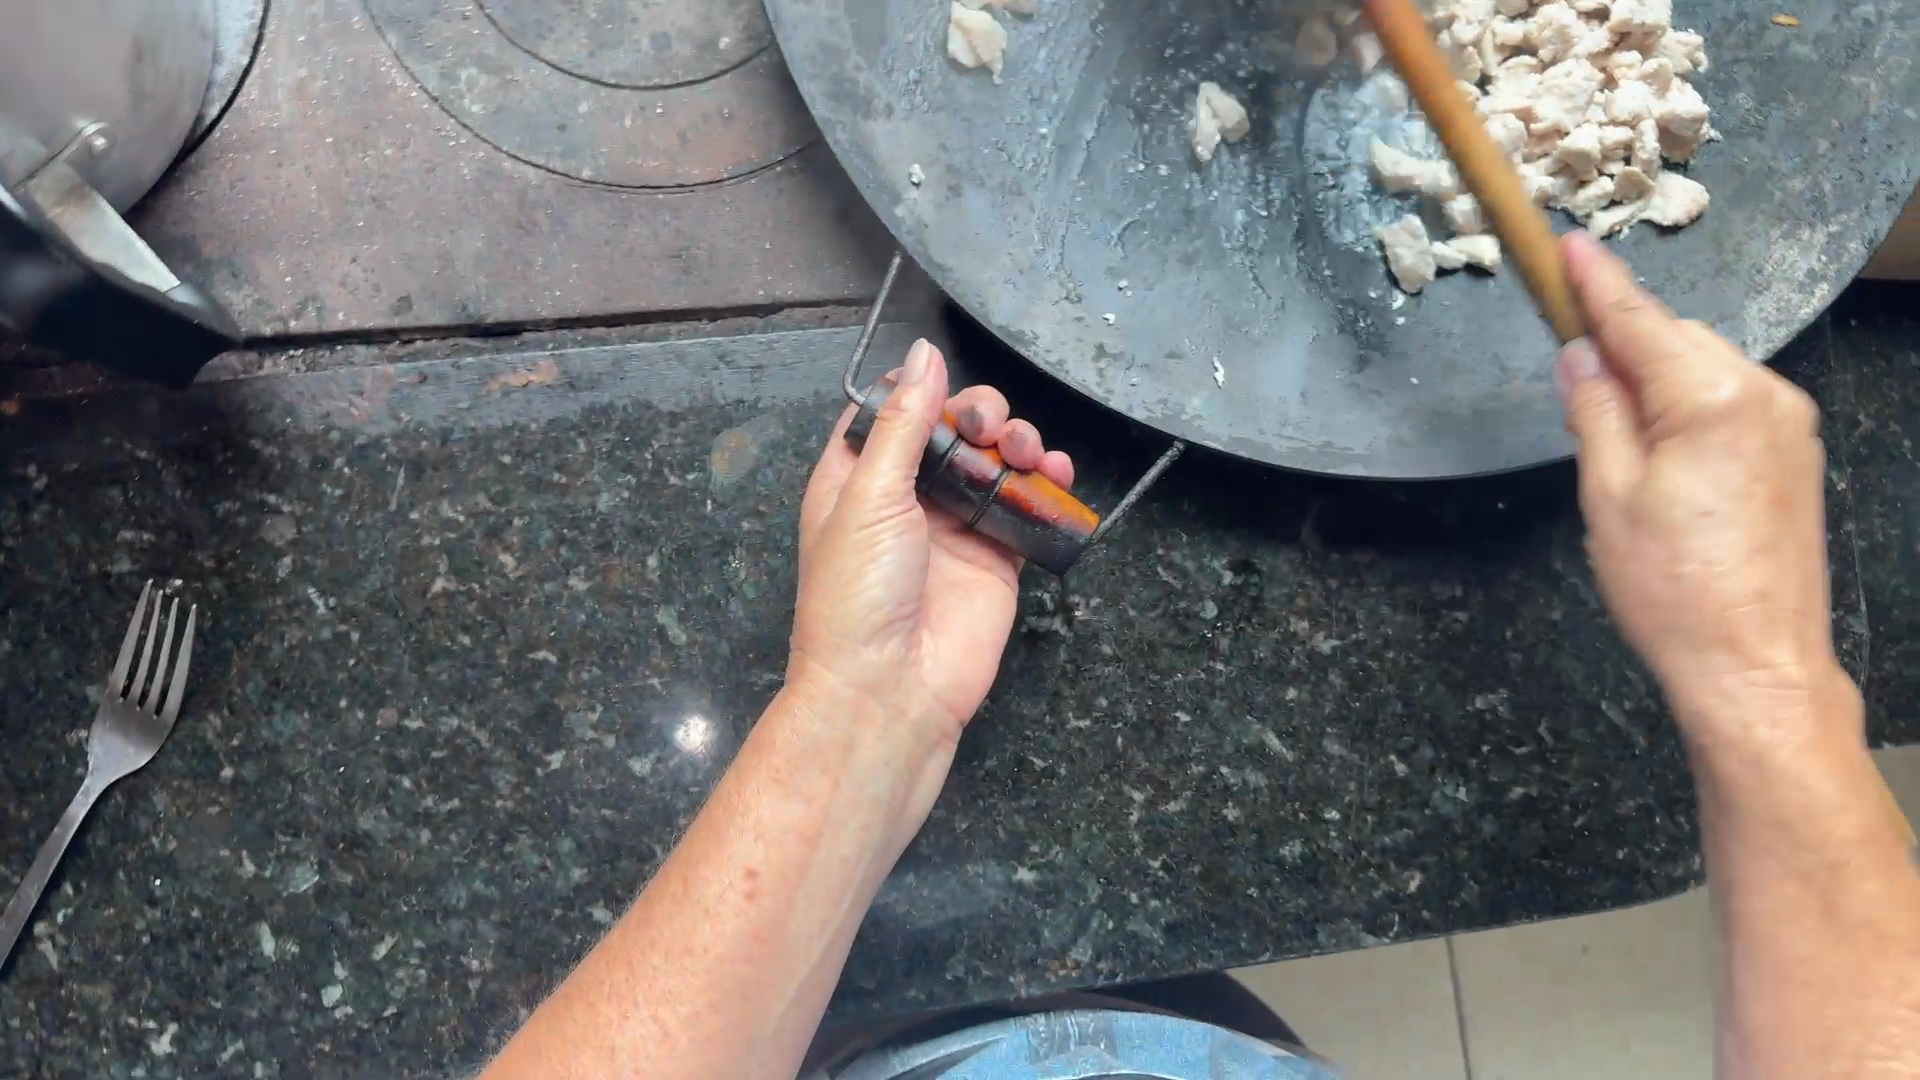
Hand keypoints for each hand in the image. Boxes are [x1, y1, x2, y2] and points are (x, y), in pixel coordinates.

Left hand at [789, 339, 1075, 744]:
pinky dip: (1045, 484)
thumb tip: (923, 354)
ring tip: (1028, 449)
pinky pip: (1025, 507)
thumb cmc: (861, 591)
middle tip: (992, 426)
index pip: (889, 413)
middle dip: (978, 414)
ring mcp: (955, 527)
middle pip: (951, 431)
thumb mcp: (869, 497)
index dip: (918, 391)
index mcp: (858, 479)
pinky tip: (1056, 469)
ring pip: (994, 463)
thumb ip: (904, 424)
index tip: (944, 382)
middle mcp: (907, 498)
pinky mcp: (996, 556)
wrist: (892, 689)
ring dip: (1017, 443)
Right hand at [1553, 231, 1852, 742]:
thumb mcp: (1607, 493)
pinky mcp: (1788, 456)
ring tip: (1593, 395)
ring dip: (1645, 366)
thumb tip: (1578, 354)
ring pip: (1701, 368)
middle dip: (1619, 330)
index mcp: (1716, 401)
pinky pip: (1722, 400)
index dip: (1600, 284)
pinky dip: (1675, 395)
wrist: (1753, 658)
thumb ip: (1594, 411)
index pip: (1642, 324)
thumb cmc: (1666, 581)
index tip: (1570, 244)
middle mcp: (1767, 398)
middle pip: (1677, 339)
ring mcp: (1788, 426)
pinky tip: (1642, 424)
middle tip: (1561, 333)